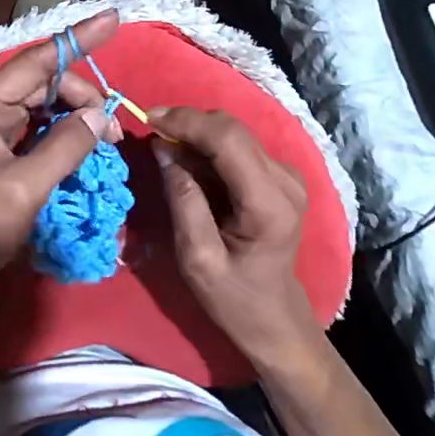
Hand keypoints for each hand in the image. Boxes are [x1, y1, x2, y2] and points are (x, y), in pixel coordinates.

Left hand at [0, 10, 124, 290]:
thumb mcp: (26, 187)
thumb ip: (64, 146)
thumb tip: (96, 117)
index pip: (34, 62)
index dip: (75, 40)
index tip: (112, 20)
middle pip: (40, 82)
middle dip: (80, 95)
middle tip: (111, 127)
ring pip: (42, 103)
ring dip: (75, 114)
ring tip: (105, 138)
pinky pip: (36, 125)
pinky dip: (63, 131)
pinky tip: (85, 143)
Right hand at [150, 107, 317, 364]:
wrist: (273, 316)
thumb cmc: (233, 297)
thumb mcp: (197, 258)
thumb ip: (182, 200)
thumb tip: (163, 149)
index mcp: (268, 203)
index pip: (228, 139)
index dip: (186, 121)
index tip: (148, 119)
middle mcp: (286, 180)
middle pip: (232, 128)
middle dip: (186, 122)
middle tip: (149, 130)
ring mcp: (286, 175)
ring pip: (233, 132)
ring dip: (194, 132)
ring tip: (162, 144)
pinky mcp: (278, 176)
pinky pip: (236, 145)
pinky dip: (206, 144)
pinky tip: (184, 158)